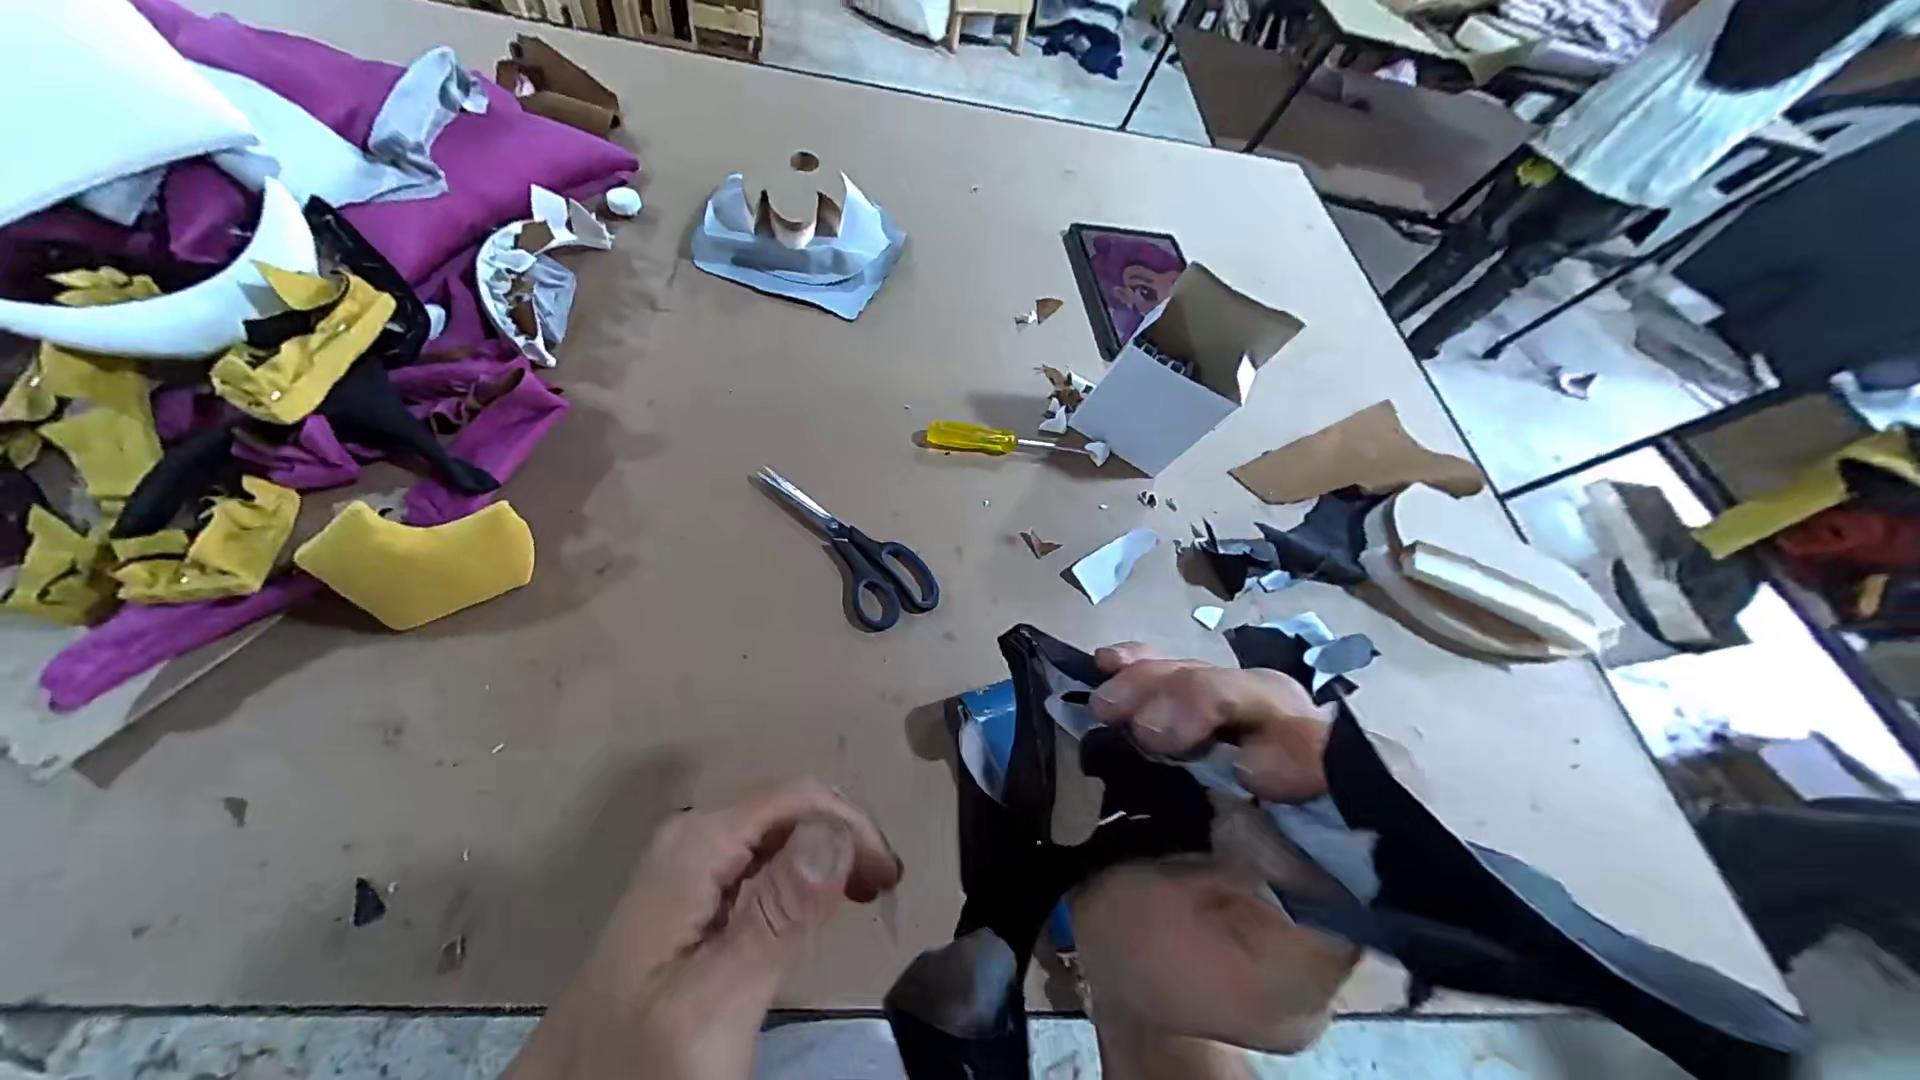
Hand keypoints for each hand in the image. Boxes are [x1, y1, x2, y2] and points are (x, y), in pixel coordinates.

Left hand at [504, 780, 902, 1079]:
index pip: (799, 798)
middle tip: (883, 890)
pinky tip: (818, 899)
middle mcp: (692, 833)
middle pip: (792, 806)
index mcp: (697, 844)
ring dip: (830, 851)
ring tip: (864, 892)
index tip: (889, 881)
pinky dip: (803, 869)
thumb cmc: (640, 1065)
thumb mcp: (714, 1005)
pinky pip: (762, 853)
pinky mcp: (691, 886)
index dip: (853, 827)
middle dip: (845, 836)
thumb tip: (835, 830)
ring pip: (781, 827)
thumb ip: (776, 917)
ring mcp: (688, 858)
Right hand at [1073, 645, 1356, 1067]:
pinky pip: (1163, 674)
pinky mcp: (1170, 726)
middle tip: (1151, 734)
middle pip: (1275, 701)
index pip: (1356, 767)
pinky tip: (1108, 666)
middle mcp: (1287, 775)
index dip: (1314, 749)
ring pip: (1217, 678)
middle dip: (1212, 700)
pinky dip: (1137, 664)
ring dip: (1161, 681)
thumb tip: (1310, 853)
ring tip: (1109, 708)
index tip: (1252, 770)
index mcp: (1329, 838)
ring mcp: (1224, 742)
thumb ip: (1310, 940)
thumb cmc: (1201, 981)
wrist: (1126, 960)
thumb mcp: (1265, 988)